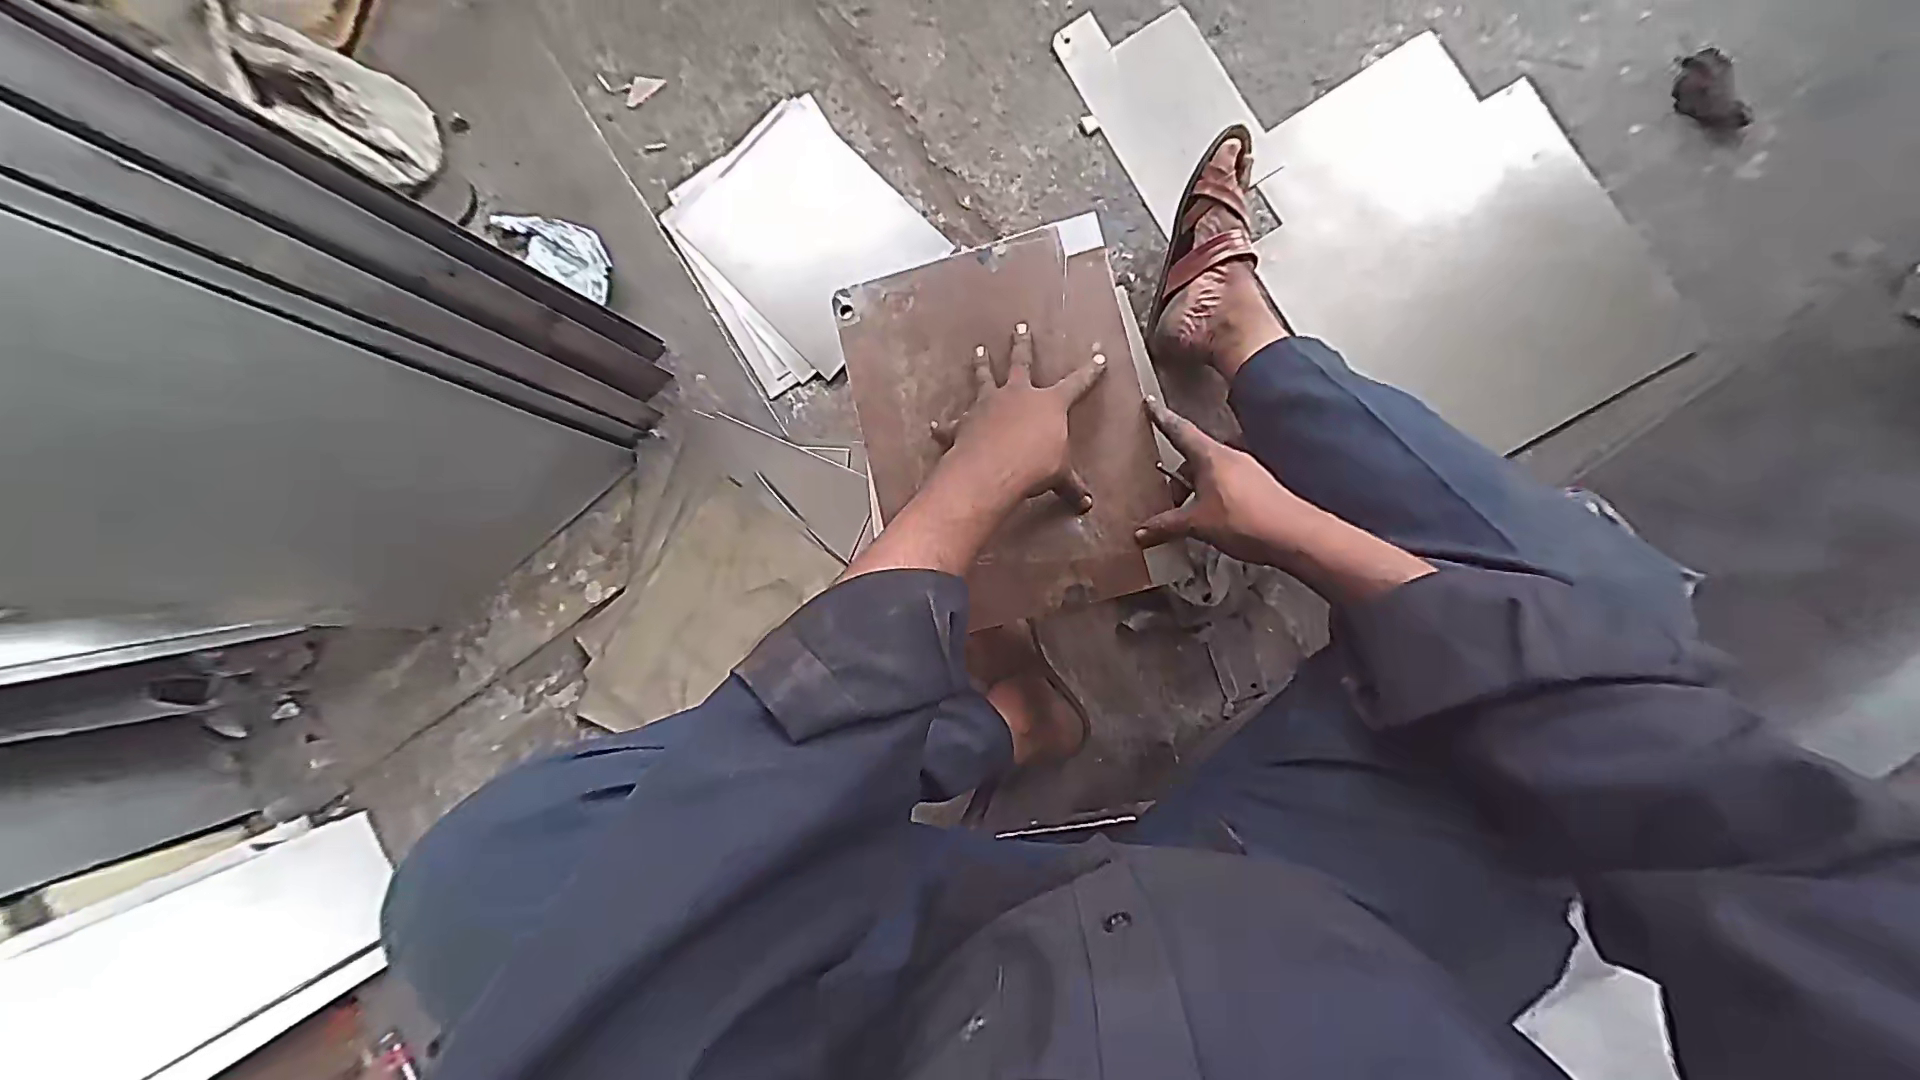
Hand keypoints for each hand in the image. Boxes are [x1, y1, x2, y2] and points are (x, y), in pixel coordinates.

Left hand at [931, 322, 1108, 514]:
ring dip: (981, 364)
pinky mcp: (965, 422)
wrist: (994, 470)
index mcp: (1049, 403)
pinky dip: (943, 425)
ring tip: (978, 351)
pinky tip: (934, 425)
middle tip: (1019, 326)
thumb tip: (1086, 504)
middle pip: (1021, 362)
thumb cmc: (1034, 467)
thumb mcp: (1059, 477)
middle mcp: (1017, 395)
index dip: (1089, 372)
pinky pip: (952, 423)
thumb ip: (1071, 487)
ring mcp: (988, 404)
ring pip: (984, 378)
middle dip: (1022, 344)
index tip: (1098, 358)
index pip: (1077, 383)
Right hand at [1133, 396, 1316, 564]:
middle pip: (1192, 459)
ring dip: (1194, 492)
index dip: (1161, 417)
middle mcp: (1230, 458)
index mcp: (1211, 456)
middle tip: (1166, 500)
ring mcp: (1247, 472)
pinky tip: (1211, 521)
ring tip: (1188, 517)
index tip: (1151, 403)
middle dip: (1176, 480)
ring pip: (1210, 475)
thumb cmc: (1248, 520)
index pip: (1179, 430)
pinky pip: (1225, 486)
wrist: (1295, 536)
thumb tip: (1143, 533)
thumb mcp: (1197, 524)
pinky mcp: (1258, 488)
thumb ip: (1165, 526)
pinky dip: (1212, 499)